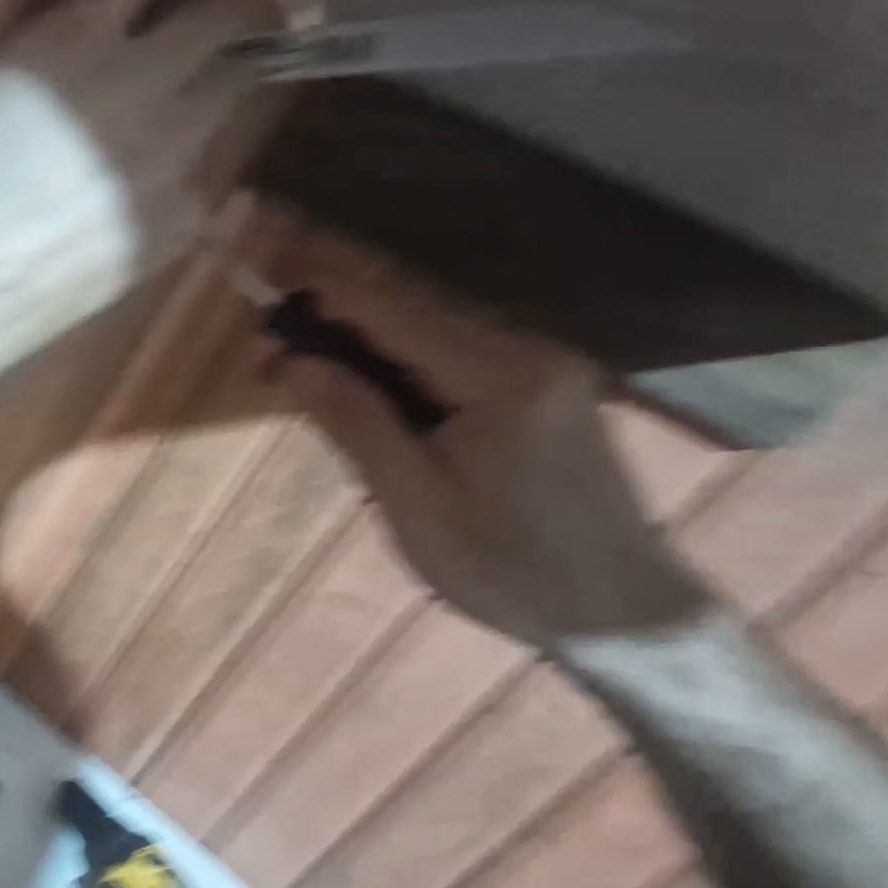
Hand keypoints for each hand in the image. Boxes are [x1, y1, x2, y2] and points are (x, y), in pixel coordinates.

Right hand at [270, 245, 713, 645]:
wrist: (621, 613)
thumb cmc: (508, 568)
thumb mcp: (415, 503)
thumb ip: (355, 422)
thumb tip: (292, 363)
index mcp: (500, 376)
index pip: (393, 309)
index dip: (325, 288)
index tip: (265, 274)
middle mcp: (527, 351)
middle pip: (413, 306)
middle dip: (336, 308)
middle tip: (272, 333)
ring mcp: (541, 366)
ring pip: (431, 327)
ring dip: (363, 333)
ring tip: (302, 358)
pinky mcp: (542, 386)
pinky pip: (453, 352)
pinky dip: (398, 357)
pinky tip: (363, 379)